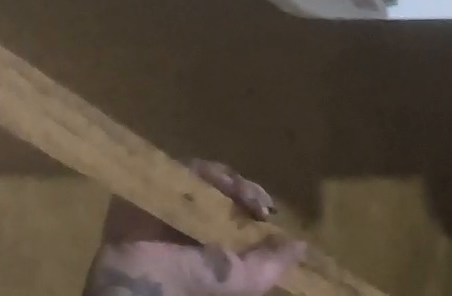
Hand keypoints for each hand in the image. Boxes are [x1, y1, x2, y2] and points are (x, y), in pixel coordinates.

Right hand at [85, 161, 307, 295]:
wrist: (149, 273)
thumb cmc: (201, 281)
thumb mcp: (247, 279)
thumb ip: (273, 262)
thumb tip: (302, 243)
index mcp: (226, 236)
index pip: (245, 209)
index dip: (258, 203)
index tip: (265, 210)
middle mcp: (203, 214)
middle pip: (225, 187)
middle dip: (242, 187)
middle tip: (249, 196)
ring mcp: (177, 198)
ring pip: (201, 174)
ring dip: (219, 176)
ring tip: (229, 186)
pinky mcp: (154, 186)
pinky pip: (174, 170)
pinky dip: (190, 169)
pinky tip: (202, 176)